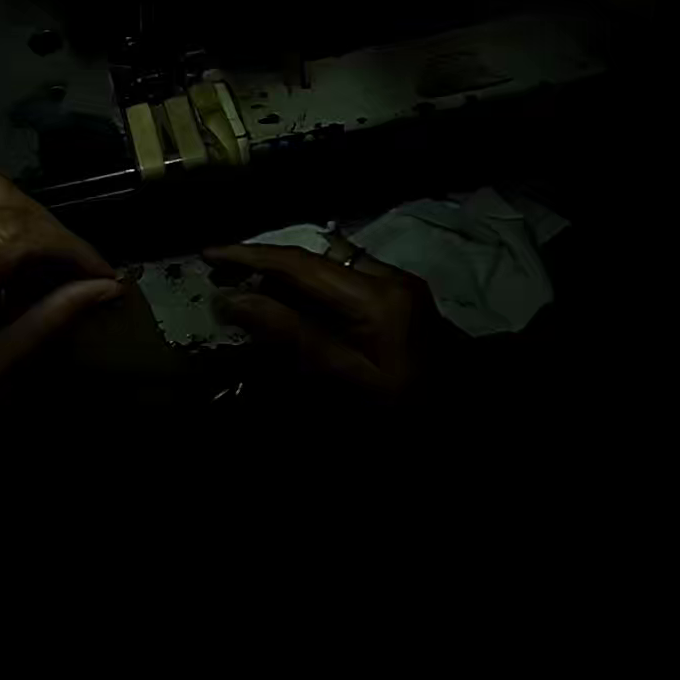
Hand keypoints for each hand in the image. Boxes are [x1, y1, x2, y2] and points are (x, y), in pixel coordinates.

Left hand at [0, 172, 121, 398]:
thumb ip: (33, 332)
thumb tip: (100, 291)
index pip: (5, 236)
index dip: (66, 247)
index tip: (102, 277)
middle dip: (53, 229)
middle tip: (81, 271)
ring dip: (30, 220)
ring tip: (50, 266)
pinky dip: (1, 221)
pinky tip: (10, 259)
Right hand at [203, 242, 452, 400]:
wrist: (468, 425)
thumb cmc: (407, 411)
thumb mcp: (346, 378)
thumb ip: (292, 335)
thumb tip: (234, 301)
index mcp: (378, 296)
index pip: (301, 264)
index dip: (251, 257)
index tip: (211, 253)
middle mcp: (388, 277)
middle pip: (312, 259)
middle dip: (263, 264)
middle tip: (220, 272)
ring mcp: (395, 284)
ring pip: (324, 266)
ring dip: (283, 275)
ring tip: (244, 286)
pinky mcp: (395, 295)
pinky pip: (340, 280)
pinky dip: (307, 288)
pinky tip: (285, 302)